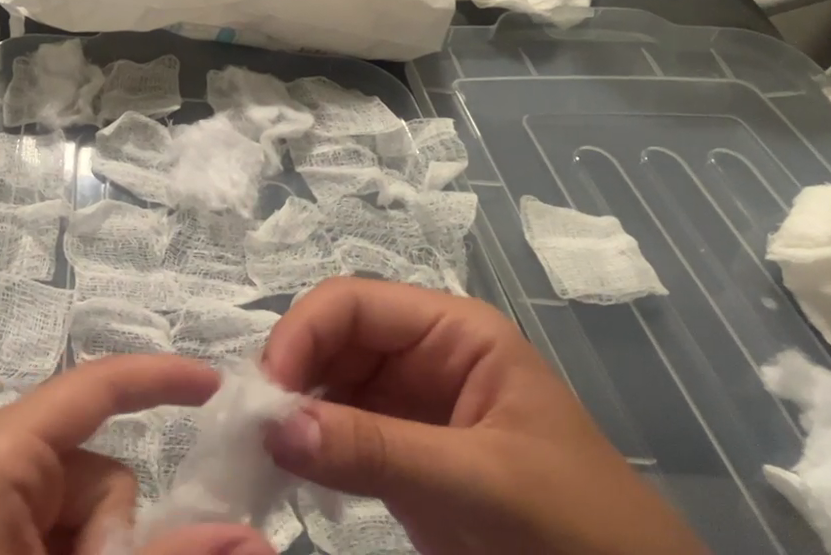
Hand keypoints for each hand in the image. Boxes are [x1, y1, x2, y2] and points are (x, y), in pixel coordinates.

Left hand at [0, 354, 274, 554]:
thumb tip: (257, 541)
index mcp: (4, 447)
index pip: (98, 386)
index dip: (162, 378)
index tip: (220, 390)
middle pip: (101, 474)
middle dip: (115, 536)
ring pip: (82, 513)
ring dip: (92, 554)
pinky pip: (50, 529)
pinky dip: (67, 554)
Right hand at [262, 278, 706, 554]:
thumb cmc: (579, 527)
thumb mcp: (482, 483)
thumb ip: (376, 450)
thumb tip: (272, 425)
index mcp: (454, 332)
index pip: (353, 303)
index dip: (300, 332)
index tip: (264, 392)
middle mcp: (424, 356)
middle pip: (331, 340)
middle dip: (289, 375)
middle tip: (252, 430)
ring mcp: (410, 407)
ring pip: (325, 386)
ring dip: (290, 413)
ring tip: (259, 455)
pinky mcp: (401, 455)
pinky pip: (336, 434)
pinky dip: (306, 449)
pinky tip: (288, 474)